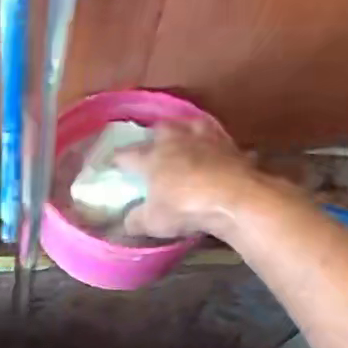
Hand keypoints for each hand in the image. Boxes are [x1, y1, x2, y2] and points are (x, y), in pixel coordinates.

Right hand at [114, 120, 276, 239]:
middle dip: (155, 136)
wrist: (234, 197)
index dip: (118, 160)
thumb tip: (127, 221)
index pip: (127, 155)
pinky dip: (216, 147)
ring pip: (192, 125)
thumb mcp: (153, 222)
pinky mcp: (232, 146)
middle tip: (153, 146)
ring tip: (185, 140)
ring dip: (187, 131)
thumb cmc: (184, 207)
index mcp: (152, 157)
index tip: (113, 163)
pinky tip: (216, 155)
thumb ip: (136, 220)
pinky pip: (220, 141)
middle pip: (161, 129)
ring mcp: (207, 139)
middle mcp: (177, 140)